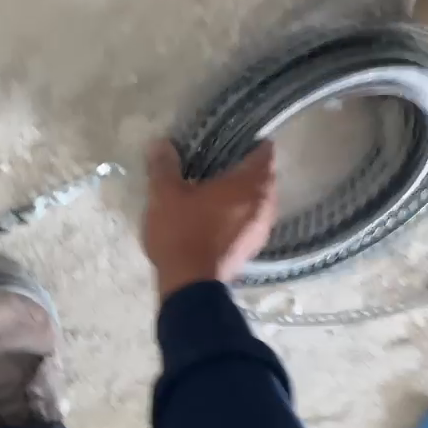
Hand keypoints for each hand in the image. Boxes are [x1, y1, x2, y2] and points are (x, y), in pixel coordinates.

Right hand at [140, 139, 278, 297]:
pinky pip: (248, 223)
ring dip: (239, 198)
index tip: (226, 145)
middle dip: (241, 172)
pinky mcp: (253, 248)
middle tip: (213, 171)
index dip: (247, 143)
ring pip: (256, 201)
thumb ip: (164, 167)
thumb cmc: (182, 233)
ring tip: (212, 198)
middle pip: (261, 176)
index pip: (264, 149)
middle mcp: (267, 201)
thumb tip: (159, 143)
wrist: (189, 284)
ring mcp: (263, 227)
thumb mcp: (165, 196)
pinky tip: (214, 224)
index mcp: (252, 181)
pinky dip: (236, 219)